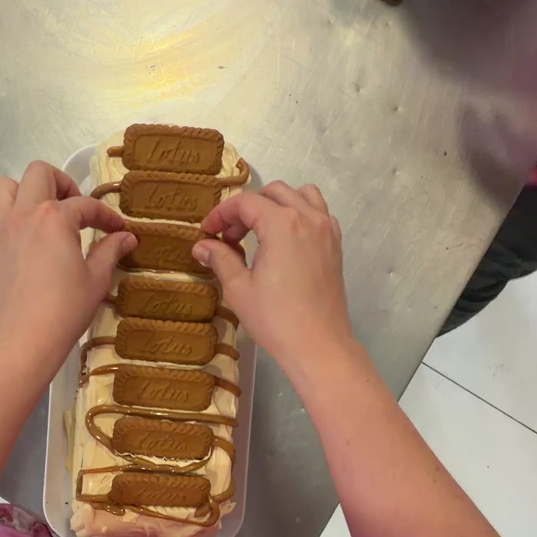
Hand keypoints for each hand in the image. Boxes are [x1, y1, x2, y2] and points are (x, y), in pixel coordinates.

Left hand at [0, 160, 137, 370]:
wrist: (25, 339)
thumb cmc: (65, 311)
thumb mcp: (96, 280)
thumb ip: (110, 251)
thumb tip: (127, 237)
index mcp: (55, 217)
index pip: (85, 205)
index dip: (106, 216)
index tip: (118, 230)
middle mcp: (24, 213)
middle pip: (41, 173)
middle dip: (63, 184)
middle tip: (76, 210)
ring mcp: (2, 228)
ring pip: (7, 185)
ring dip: (27, 191)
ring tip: (44, 213)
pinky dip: (7, 214)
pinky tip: (24, 234)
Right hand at [194, 183, 354, 367]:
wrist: (318, 344)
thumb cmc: (276, 320)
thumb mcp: (239, 289)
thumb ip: (221, 259)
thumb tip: (202, 246)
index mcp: (282, 224)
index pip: (246, 203)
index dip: (221, 214)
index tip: (207, 232)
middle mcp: (308, 217)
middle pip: (272, 193)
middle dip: (246, 209)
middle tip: (229, 237)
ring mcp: (326, 229)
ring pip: (299, 195)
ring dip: (275, 205)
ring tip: (259, 232)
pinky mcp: (334, 244)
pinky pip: (317, 212)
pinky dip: (297, 215)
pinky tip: (283, 242)